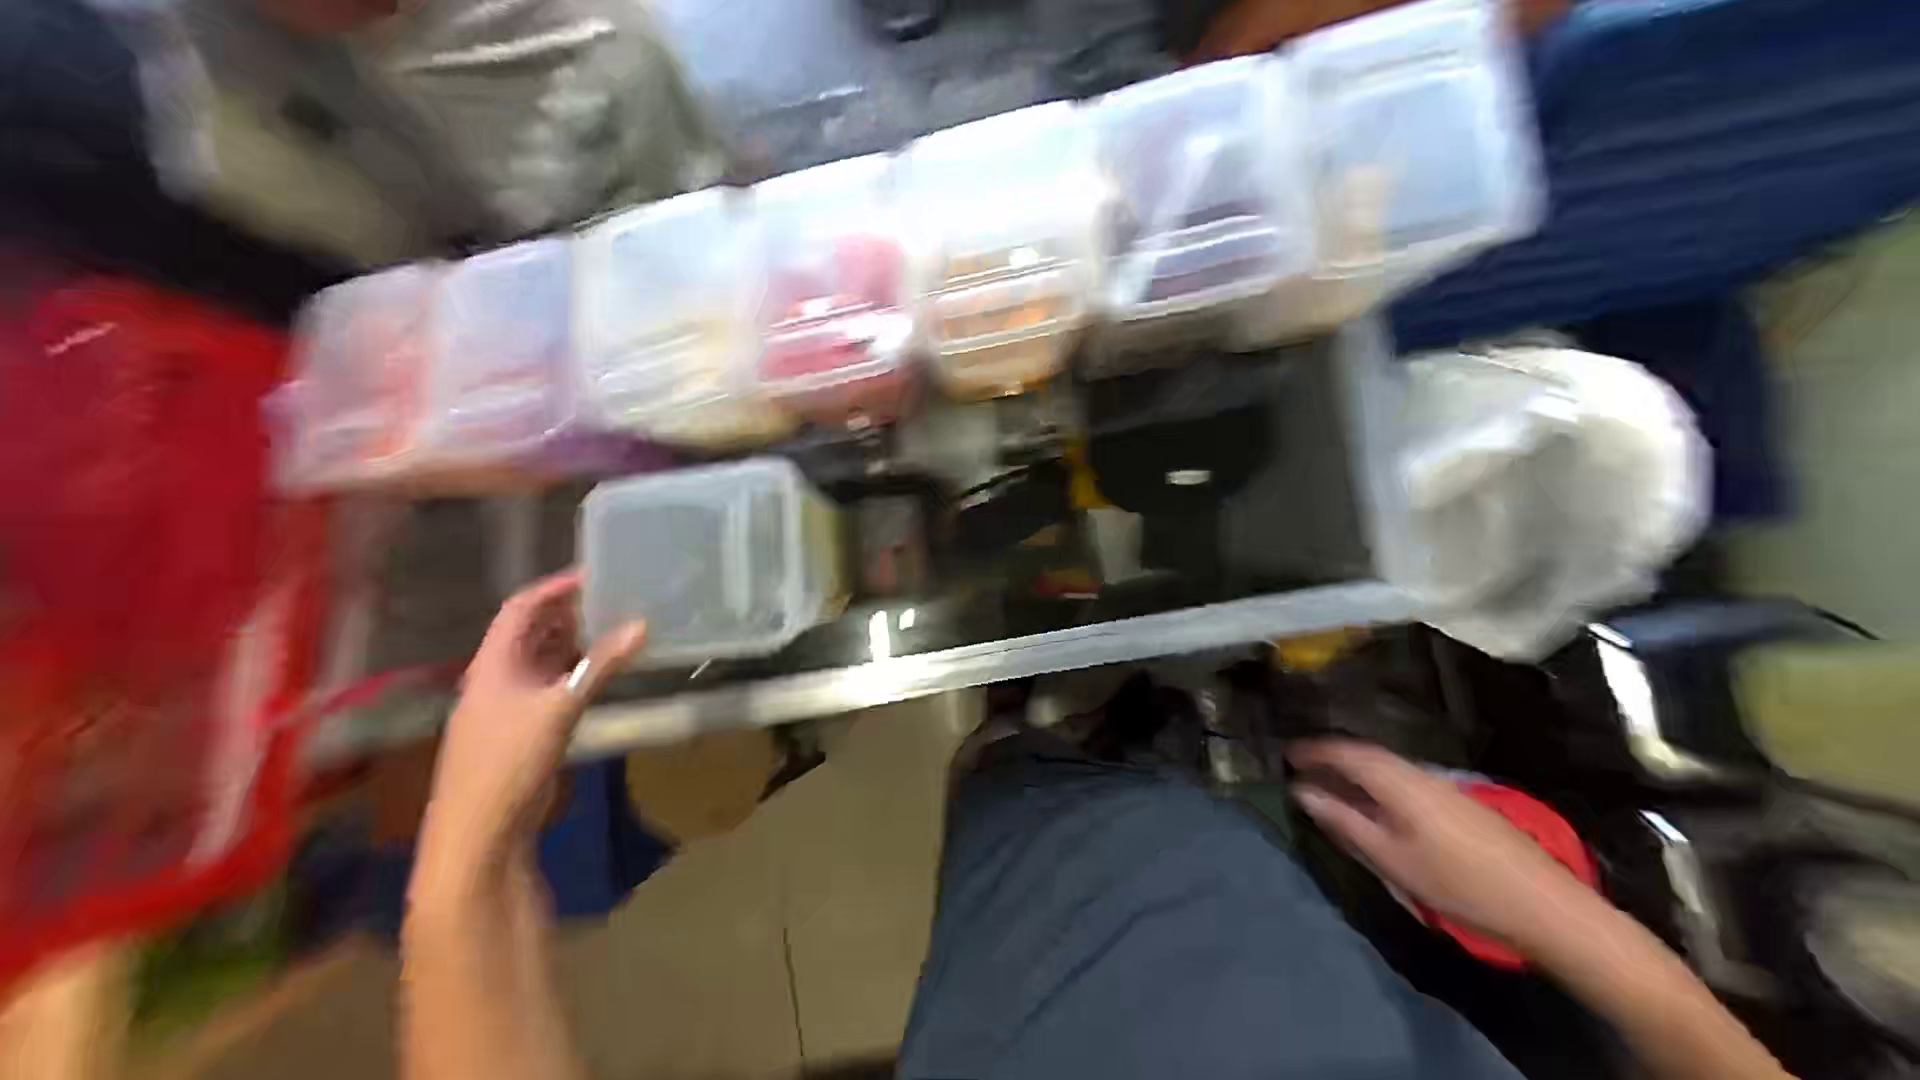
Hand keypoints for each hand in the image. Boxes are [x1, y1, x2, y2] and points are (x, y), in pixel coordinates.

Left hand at [414, 571, 646, 899]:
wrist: (481, 831)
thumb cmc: (509, 761)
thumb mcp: (559, 707)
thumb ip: (600, 665)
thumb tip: (642, 626)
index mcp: (493, 664)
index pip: (520, 609)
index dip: (554, 588)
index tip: (594, 575)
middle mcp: (499, 677)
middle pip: (531, 632)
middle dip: (568, 612)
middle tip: (613, 598)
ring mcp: (510, 704)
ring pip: (544, 660)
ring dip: (575, 642)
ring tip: (615, 626)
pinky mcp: (526, 728)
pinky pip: (553, 686)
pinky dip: (577, 672)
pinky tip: (603, 671)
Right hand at [1287, 739, 1597, 957]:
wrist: (1549, 909)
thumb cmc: (1459, 884)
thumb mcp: (1391, 858)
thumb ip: (1343, 821)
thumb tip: (1302, 791)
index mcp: (1399, 782)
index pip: (1345, 752)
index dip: (1312, 750)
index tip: (1284, 755)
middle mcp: (1419, 774)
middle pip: (1366, 754)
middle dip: (1331, 758)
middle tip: (1301, 769)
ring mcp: (1443, 786)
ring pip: (1386, 767)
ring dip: (1354, 771)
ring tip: (1331, 787)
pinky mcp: (1458, 803)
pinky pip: (1403, 779)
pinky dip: (1377, 783)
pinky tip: (1374, 805)